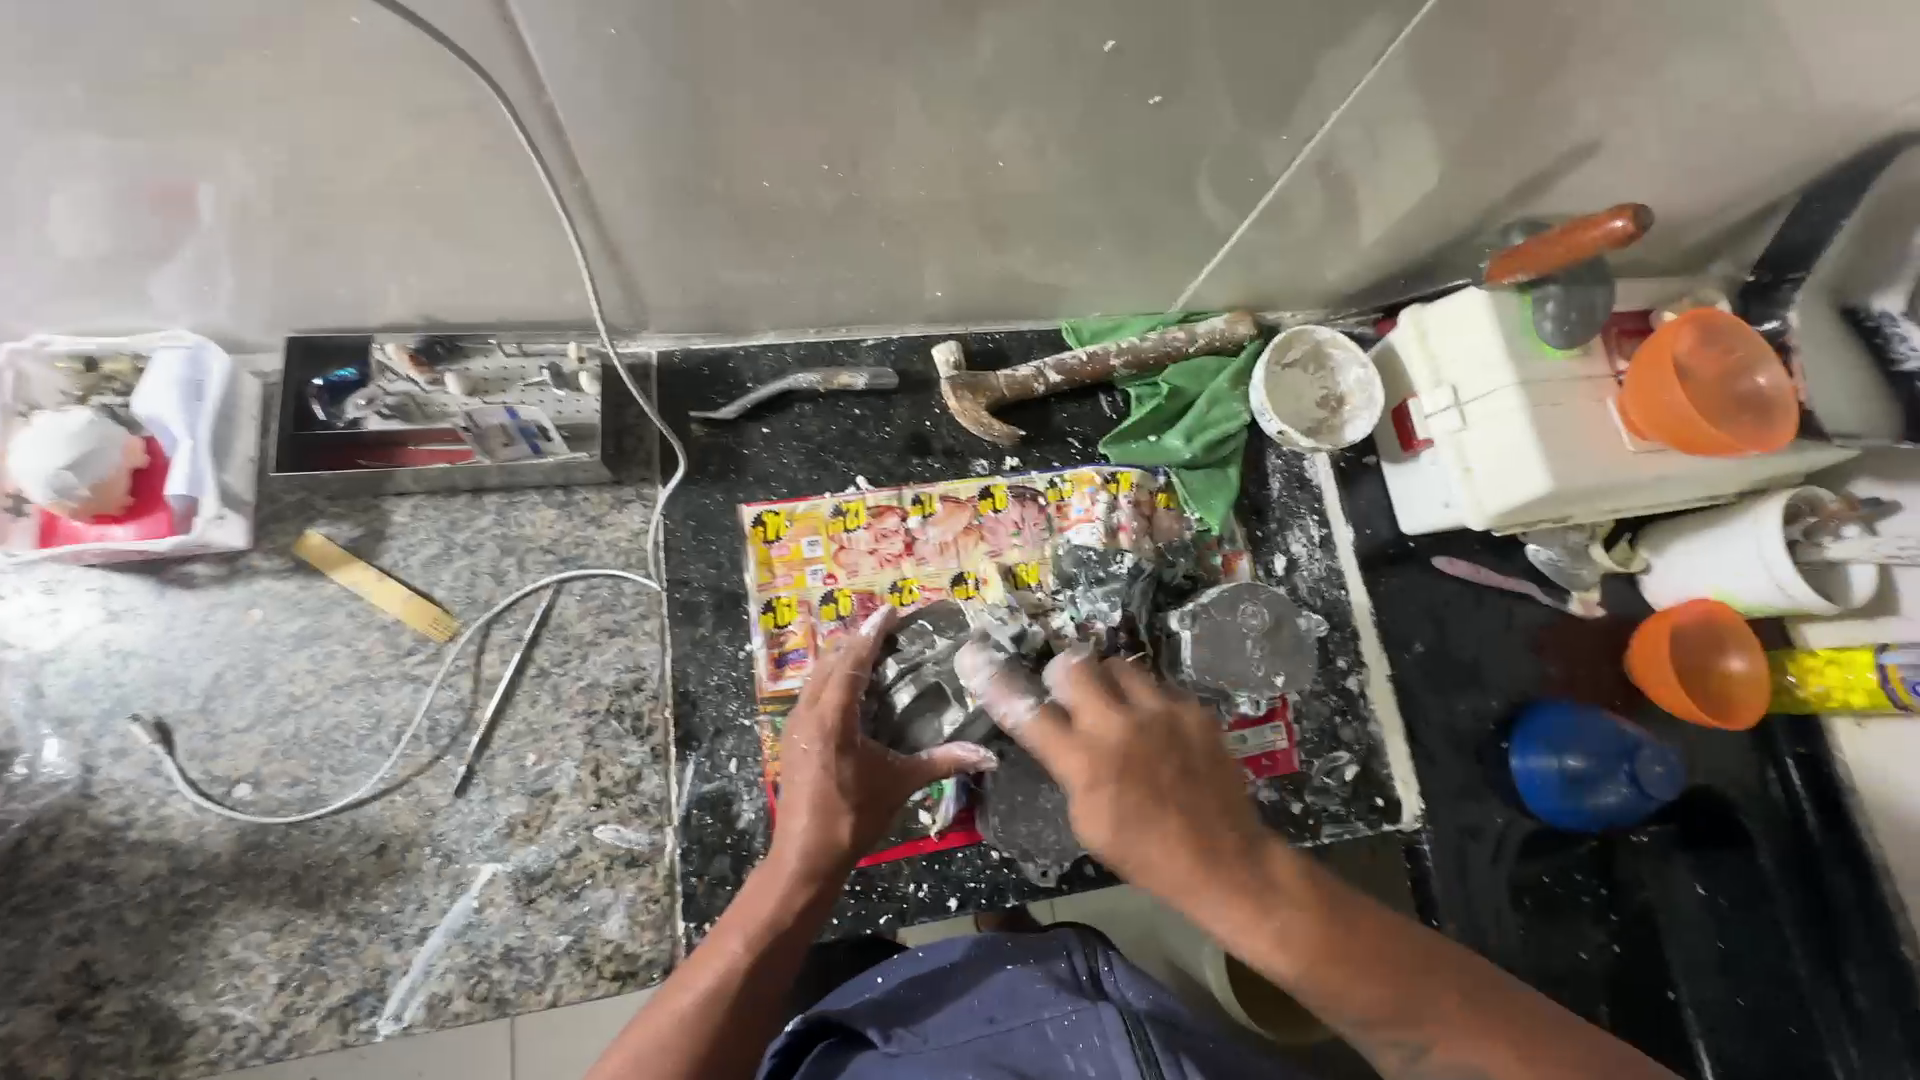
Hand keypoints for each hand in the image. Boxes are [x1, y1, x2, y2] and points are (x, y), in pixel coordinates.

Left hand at [767, 606, 999, 884]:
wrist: (804, 857)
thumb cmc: (852, 817)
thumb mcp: (900, 784)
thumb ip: (943, 762)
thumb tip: (988, 754)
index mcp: (833, 716)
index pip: (853, 660)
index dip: (872, 632)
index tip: (890, 609)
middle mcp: (808, 712)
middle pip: (831, 660)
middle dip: (857, 640)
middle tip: (886, 628)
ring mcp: (794, 725)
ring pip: (817, 676)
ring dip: (842, 659)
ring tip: (870, 650)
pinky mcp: (792, 739)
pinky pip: (811, 694)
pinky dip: (831, 680)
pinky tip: (850, 688)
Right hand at [955, 641, 1264, 901]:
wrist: (1223, 860)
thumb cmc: (1144, 852)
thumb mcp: (1085, 819)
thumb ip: (1067, 766)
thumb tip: (1058, 732)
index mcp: (1084, 763)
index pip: (1027, 712)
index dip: (996, 682)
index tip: (973, 655)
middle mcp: (1119, 726)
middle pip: (1074, 665)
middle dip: (1063, 673)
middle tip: (1069, 692)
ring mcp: (1162, 712)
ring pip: (1119, 665)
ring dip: (1108, 681)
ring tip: (1117, 707)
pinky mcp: (1194, 709)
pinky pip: (1157, 685)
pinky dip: (1146, 700)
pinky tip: (1156, 728)